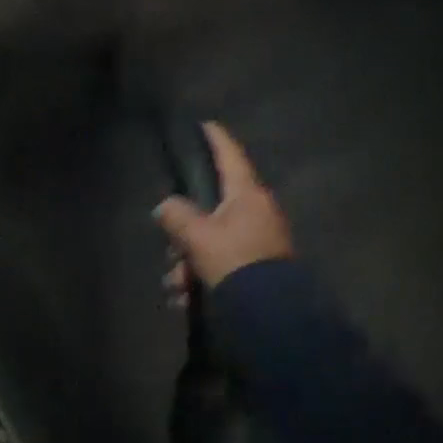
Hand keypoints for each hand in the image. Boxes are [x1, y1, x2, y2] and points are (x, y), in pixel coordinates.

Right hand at [155, 123, 293, 302]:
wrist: (276, 319)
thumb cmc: (236, 263)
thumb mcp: (197, 237)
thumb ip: (176, 215)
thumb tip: (166, 207)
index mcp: (248, 194)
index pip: (230, 154)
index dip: (215, 137)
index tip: (204, 123)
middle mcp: (259, 211)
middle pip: (214, 204)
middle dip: (186, 227)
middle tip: (170, 246)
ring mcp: (263, 241)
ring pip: (215, 238)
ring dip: (190, 259)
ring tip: (175, 285)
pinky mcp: (262, 269)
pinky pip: (225, 262)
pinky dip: (204, 276)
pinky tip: (186, 299)